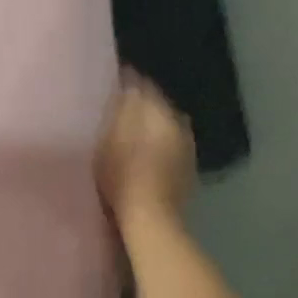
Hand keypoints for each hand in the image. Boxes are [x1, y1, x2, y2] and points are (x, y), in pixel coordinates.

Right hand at [96, 69, 196, 220]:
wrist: (151, 219)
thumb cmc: (122, 177)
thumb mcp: (109, 141)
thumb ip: (120, 111)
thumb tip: (127, 85)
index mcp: (161, 115)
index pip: (146, 86)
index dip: (129, 80)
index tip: (114, 78)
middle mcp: (180, 126)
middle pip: (160, 104)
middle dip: (143, 101)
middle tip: (119, 101)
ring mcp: (188, 148)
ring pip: (168, 123)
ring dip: (152, 120)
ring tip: (131, 124)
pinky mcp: (187, 167)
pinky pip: (172, 141)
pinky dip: (159, 139)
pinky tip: (145, 147)